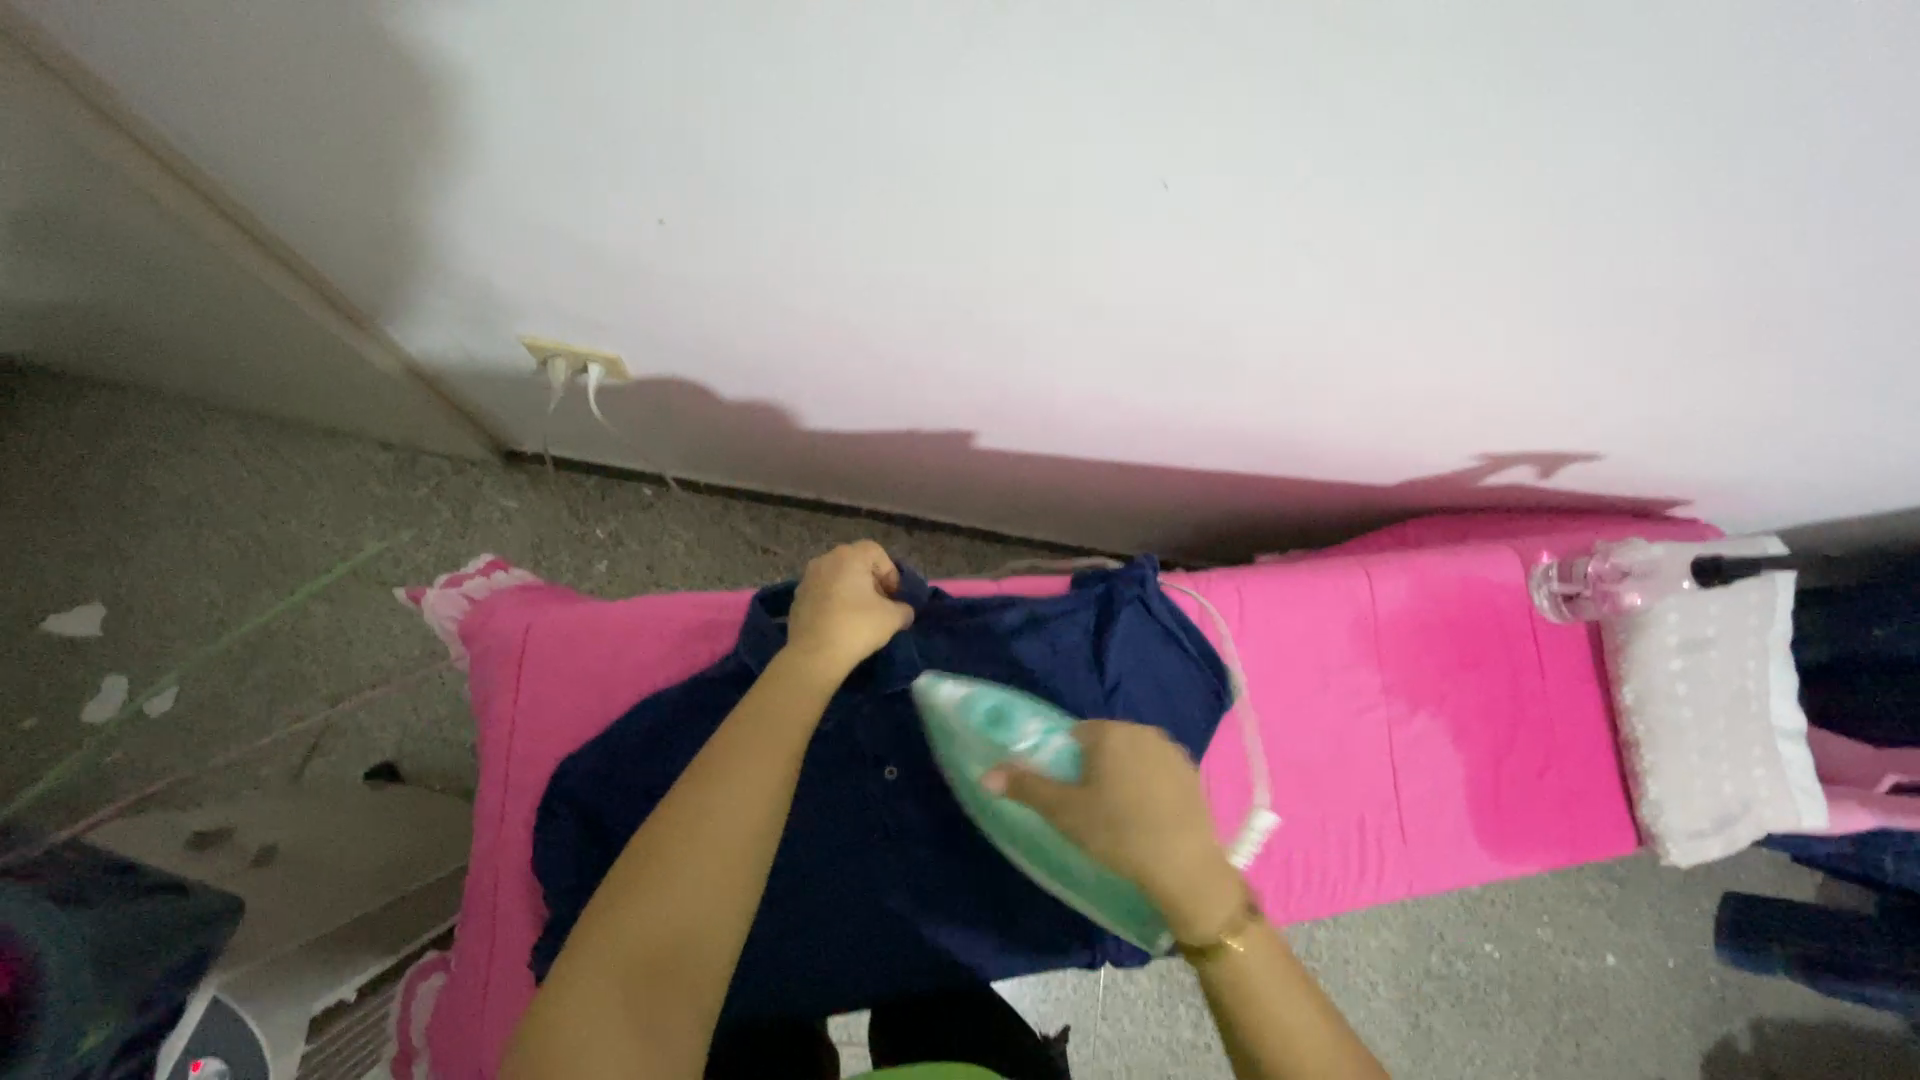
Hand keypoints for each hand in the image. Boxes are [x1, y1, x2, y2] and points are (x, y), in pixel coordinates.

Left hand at [784, 541, 914, 676]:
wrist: (814, 655)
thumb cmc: (857, 627)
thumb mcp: (893, 618)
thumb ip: (904, 609)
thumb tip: (903, 612)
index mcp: (848, 556)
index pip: (876, 552)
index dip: (890, 572)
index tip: (894, 596)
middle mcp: (825, 560)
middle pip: (855, 563)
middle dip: (871, 582)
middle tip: (881, 606)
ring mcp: (807, 579)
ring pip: (837, 578)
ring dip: (851, 592)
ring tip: (860, 616)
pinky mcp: (797, 599)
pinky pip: (823, 594)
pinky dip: (834, 603)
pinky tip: (840, 624)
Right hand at [984, 720, 1244, 942]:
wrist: (1184, 867)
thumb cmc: (1116, 833)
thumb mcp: (1063, 812)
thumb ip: (1025, 786)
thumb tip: (986, 773)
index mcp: (1109, 731)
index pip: (1075, 734)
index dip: (1066, 763)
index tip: (1067, 794)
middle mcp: (1142, 730)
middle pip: (1106, 743)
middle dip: (1095, 768)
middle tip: (1089, 808)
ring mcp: (1172, 751)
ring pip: (1134, 757)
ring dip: (1124, 776)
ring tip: (1119, 816)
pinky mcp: (1193, 774)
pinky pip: (1159, 773)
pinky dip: (1150, 788)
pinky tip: (1148, 819)